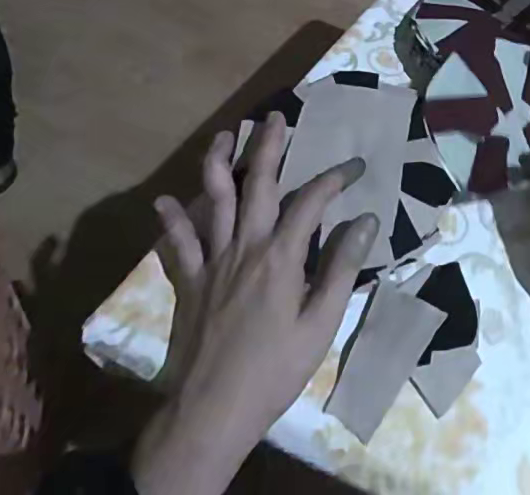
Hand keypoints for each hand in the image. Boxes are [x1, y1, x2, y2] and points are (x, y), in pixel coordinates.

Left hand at [130, 112, 377, 494]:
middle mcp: (245, 246)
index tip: (355, 166)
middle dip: (268, 146)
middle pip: (258, 184)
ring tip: (223, 135)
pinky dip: (172, 221)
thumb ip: (342, 266)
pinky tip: (164, 201)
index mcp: (281, 255)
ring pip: (214, 201)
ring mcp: (213, 262)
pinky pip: (179, 245)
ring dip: (218, 164)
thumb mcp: (322, 322)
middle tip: (274, 115)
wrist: (211, 413)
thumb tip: (366, 220)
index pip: (312, 200)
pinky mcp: (190, 283)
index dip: (335, 178)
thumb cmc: (275, 369)